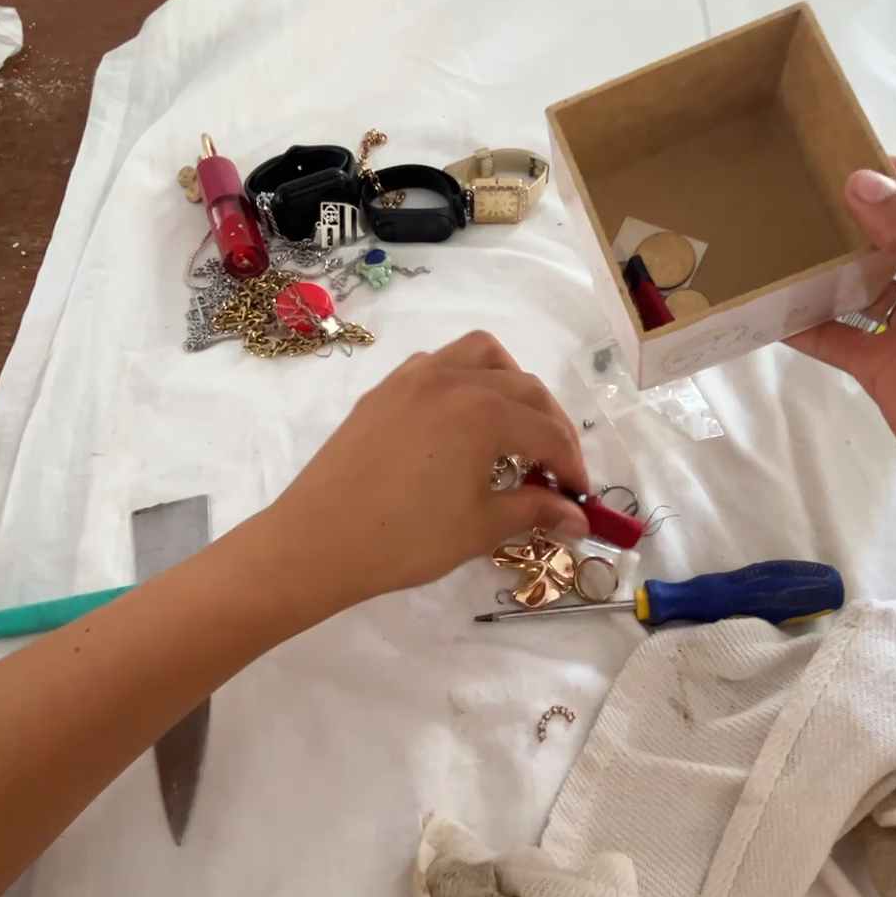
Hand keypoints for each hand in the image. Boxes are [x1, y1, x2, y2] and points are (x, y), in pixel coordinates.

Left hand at [260, 331, 589, 607]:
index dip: (572, 466)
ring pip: (483, 355)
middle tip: (554, 472)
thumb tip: (579, 518)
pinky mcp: (386, 389)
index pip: (549, 433)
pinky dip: (466, 379)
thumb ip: (535, 510)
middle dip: (551, 428)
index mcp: (484, 412)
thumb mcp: (479, 528)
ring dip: (512, 384)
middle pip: (526, 389)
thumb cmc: (404, 540)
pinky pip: (440, 364)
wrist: (316, 541)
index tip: (579, 498)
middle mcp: (454, 379)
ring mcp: (414, 377)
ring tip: (514, 426)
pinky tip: (462, 419)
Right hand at [786, 158, 895, 540]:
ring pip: (860, 282)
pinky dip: (800, 322)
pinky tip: (763, 302)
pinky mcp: (884, 371)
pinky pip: (834, 337)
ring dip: (822, 264)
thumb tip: (858, 184)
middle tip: (788, 193)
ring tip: (768, 237)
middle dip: (852, 214)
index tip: (836, 154)